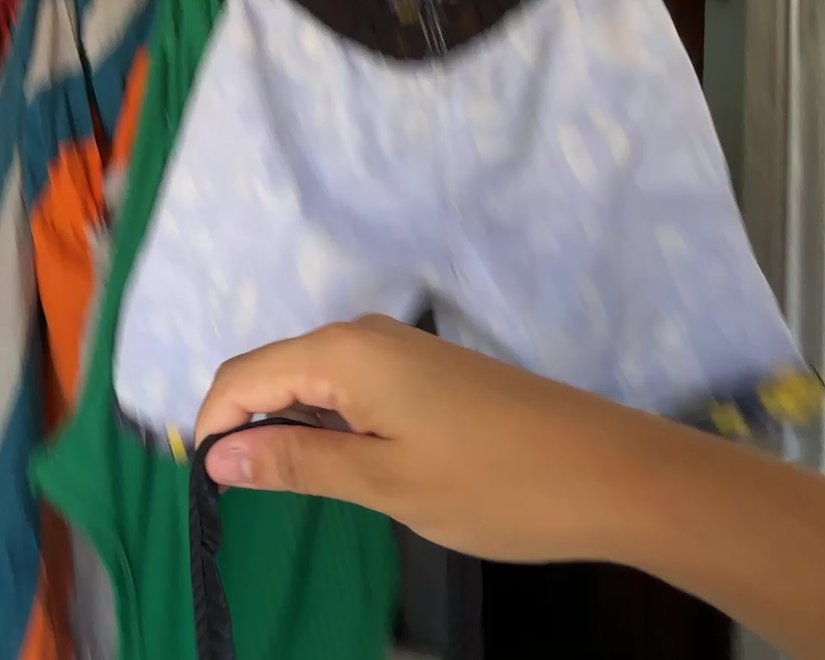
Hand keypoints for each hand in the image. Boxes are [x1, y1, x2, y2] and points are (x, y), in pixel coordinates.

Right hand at [195, 315, 664, 563]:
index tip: (206, 480)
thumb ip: (294, 463)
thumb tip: (218, 457)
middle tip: (245, 489)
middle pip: (270, 370)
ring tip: (290, 480)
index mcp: (340, 353)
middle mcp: (357, 335)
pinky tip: (341, 457)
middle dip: (243, 422)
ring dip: (284, 422)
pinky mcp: (416, 366)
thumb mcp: (385, 481)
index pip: (242, 376)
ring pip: (306, 376)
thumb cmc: (494, 482)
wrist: (618, 472)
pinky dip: (322, 417)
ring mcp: (390, 347)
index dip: (213, 423)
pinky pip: (342, 381)